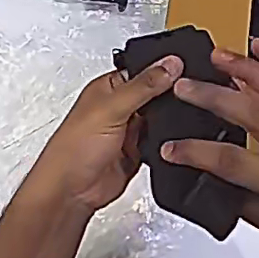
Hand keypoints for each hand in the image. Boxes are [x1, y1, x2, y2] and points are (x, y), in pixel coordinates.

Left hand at [26, 55, 181, 211]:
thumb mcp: (112, 108)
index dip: (162, 69)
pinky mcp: (137, 151)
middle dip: (167, 97)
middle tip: (186, 96)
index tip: (184, 68)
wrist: (72, 192)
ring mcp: (129, 130)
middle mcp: (119, 107)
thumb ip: (143, 86)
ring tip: (177, 119)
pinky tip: (169, 140)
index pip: (142, 70)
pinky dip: (165, 141)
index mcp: (109, 88)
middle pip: (154, 94)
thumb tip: (169, 65)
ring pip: (159, 119)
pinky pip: (159, 141)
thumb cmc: (74, 149)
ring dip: (166, 121)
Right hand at [163, 37, 258, 250]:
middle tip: (185, 87)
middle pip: (254, 113)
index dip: (196, 151)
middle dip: (213, 97)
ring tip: (218, 57)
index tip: (171, 147)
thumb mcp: (254, 212)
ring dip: (246, 69)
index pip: (233, 159)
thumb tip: (195, 153)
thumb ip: (226, 181)